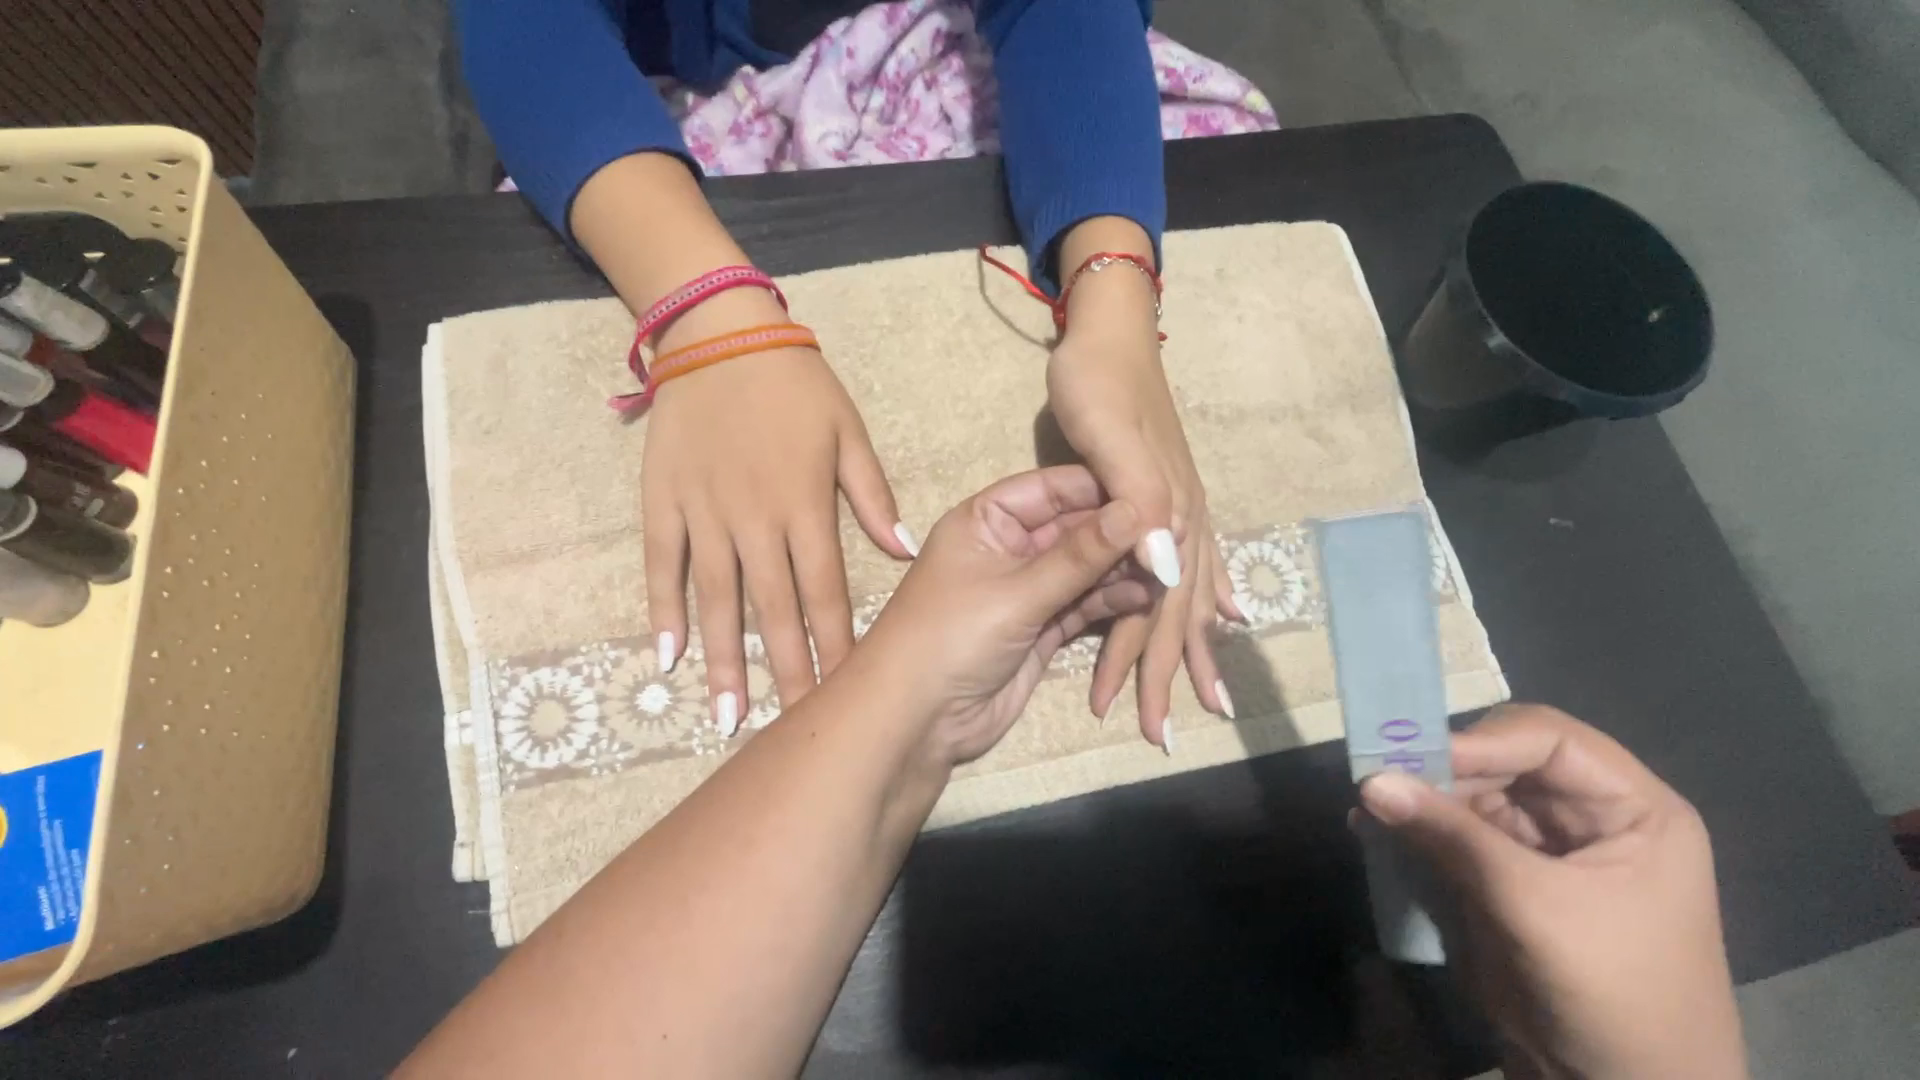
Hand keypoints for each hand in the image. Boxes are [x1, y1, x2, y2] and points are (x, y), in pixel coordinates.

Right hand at [644, 345, 912, 734]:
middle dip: (787, 672)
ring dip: (724, 660)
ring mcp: (704, 515)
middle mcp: (755, 522)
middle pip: (774, 610)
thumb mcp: (849, 432)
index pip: (827, 592)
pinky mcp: (663, 504)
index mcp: (806, 506)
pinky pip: (662, 565)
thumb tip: (907, 550)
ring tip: (727, 715)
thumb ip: (873, 495)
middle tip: (792, 728)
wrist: (720, 336)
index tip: (847, 692)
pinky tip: (667, 655)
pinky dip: (663, 610)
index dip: (837, 645)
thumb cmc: (796, 386)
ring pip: (717, 599)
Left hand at [856, 466, 1155, 766]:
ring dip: (1121, 569)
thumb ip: (1080, 554)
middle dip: (1120, 534)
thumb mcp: (1017, 591)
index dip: (1102, 489)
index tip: (1155, 493)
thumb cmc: (953, 636)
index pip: (1052, 488)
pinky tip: (1145, 597)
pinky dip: (1112, 602)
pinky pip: (1084, 604)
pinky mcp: (1041, 627)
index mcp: (987, 519)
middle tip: (1172, 539)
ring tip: (1166, 571)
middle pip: (1074, 528)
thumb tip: (1140, 509)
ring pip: (1084, 568)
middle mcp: (1009, 546)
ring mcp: (1026, 589)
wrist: (917, 719)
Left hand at [1044, 223, 1238, 751]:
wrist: (1107, 333)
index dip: (1149, 651)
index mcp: (1153, 509)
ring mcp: (1163, 513)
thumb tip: (1164, 573)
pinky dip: (1195, 599)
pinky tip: (1218, 619)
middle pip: (1168, 604)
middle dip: (1169, 665)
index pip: (1152, 594)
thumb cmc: (1094, 384)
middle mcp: (1167, 517)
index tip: (1149, 713)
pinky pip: (1178, 564)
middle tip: (1169, 728)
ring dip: (1184, 644)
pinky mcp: (1156, 503)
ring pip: (1175, 592)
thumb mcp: (1104, 440)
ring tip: (1201, 694)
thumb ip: (1129, 503)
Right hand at [1358, 705, 1746, 1079]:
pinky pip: (1452, 835)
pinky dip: (1415, 830)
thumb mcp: (1534, 906)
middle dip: (1442, 769)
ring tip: (1369, 806)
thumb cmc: (1612, 992)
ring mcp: (1543, 848)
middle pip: (1502, 761)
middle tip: (1381, 779)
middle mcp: (1588, 816)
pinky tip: (1374, 832)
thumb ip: (1452, 836)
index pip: (1549, 739)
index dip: (1482, 739)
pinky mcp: (1505, 880)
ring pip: (1469, 796)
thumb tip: (1368, 781)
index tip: (1414, 757)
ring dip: (1420, 799)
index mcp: (1632, 810)